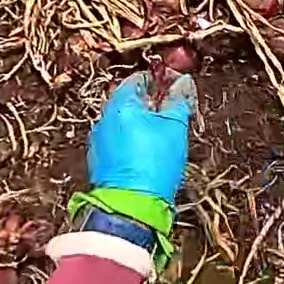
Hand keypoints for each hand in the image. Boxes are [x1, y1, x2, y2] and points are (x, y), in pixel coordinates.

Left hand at [87, 73, 194, 200]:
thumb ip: (178, 100)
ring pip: (126, 119)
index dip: (161, 81)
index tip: (177, 89)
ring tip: (165, 133)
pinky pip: (120, 138)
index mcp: (120, 104)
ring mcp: (101, 139)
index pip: (139, 79)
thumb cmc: (153, 164)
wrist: (133, 204)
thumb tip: (182, 83)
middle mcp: (105, 118)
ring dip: (145, 121)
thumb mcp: (175, 126)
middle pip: (131, 99)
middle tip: (175, 112)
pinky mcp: (102, 157)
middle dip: (153, 102)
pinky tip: (151, 150)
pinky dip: (135, 138)